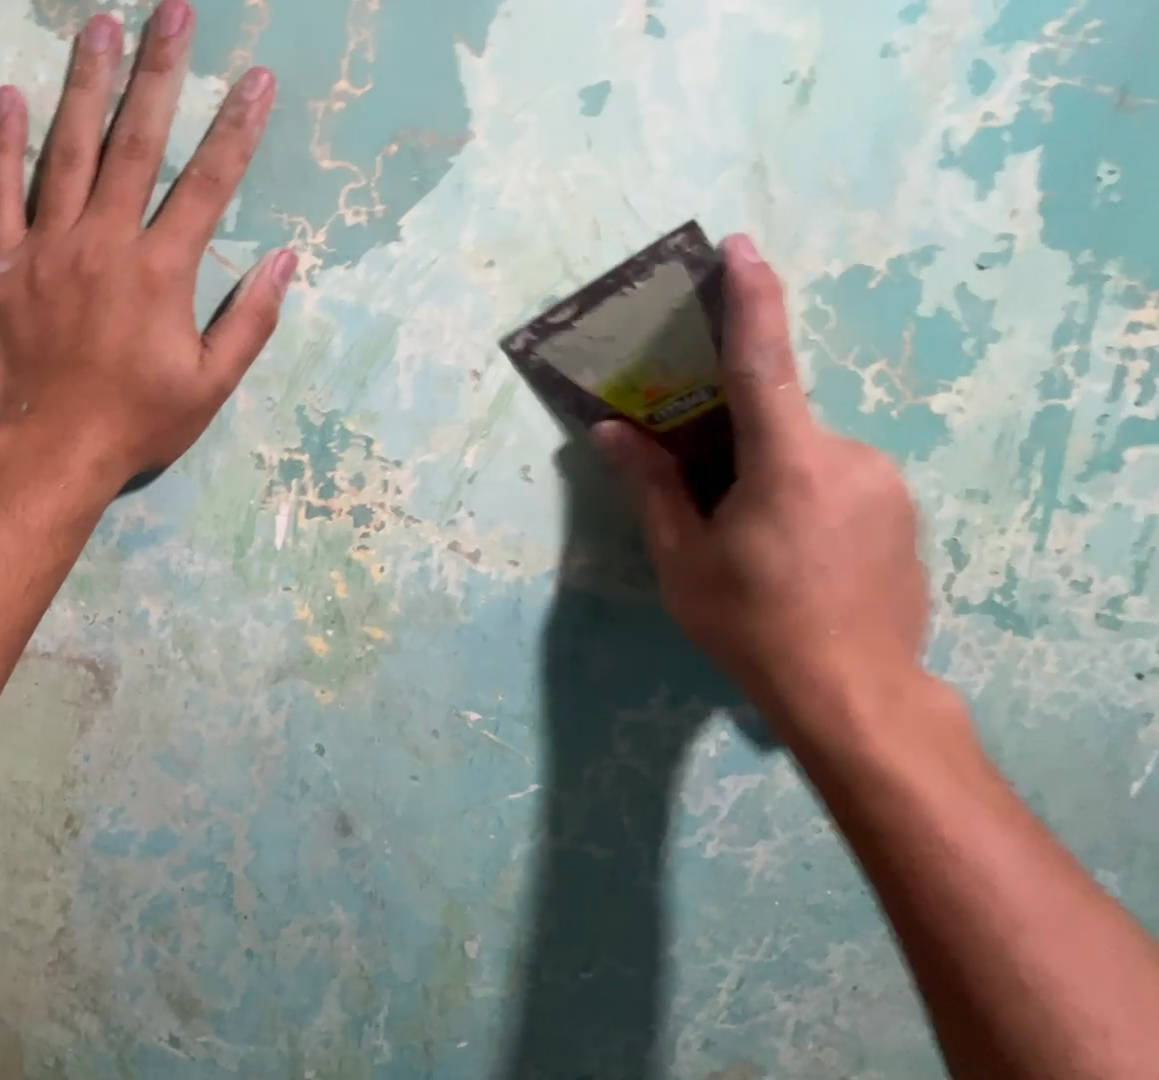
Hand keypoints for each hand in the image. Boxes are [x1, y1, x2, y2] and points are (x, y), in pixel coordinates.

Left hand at [0, 0, 294, 487]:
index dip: (236, 129)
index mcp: (160, 271)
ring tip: (100, 28)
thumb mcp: (210, 387)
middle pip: (136, 143)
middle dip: (160, 74)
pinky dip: (1, 146)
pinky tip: (7, 99)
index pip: (208, 184)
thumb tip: (285, 262)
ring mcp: (47, 249)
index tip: (257, 78)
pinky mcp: (1, 267)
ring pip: (67, 152)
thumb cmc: (135, 425)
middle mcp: (104, 242)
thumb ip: (250, 323)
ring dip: (85, 86)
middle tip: (172, 12)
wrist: (50, 455)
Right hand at [593, 236, 930, 738]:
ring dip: (763, 480)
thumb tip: (609, 430)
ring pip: (803, 456)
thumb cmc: (750, 623)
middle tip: (706, 506)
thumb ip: (651, 485)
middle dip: (730, 446)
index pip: (763, 362)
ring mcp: (884, 482)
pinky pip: (834, 480)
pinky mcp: (901, 509)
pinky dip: (797, 498)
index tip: (741, 246)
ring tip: (747, 549)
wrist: (855, 692)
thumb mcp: (681, 558)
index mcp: (788, 462)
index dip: (751, 299)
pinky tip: (787, 558)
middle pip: (773, 423)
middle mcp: (848, 455)